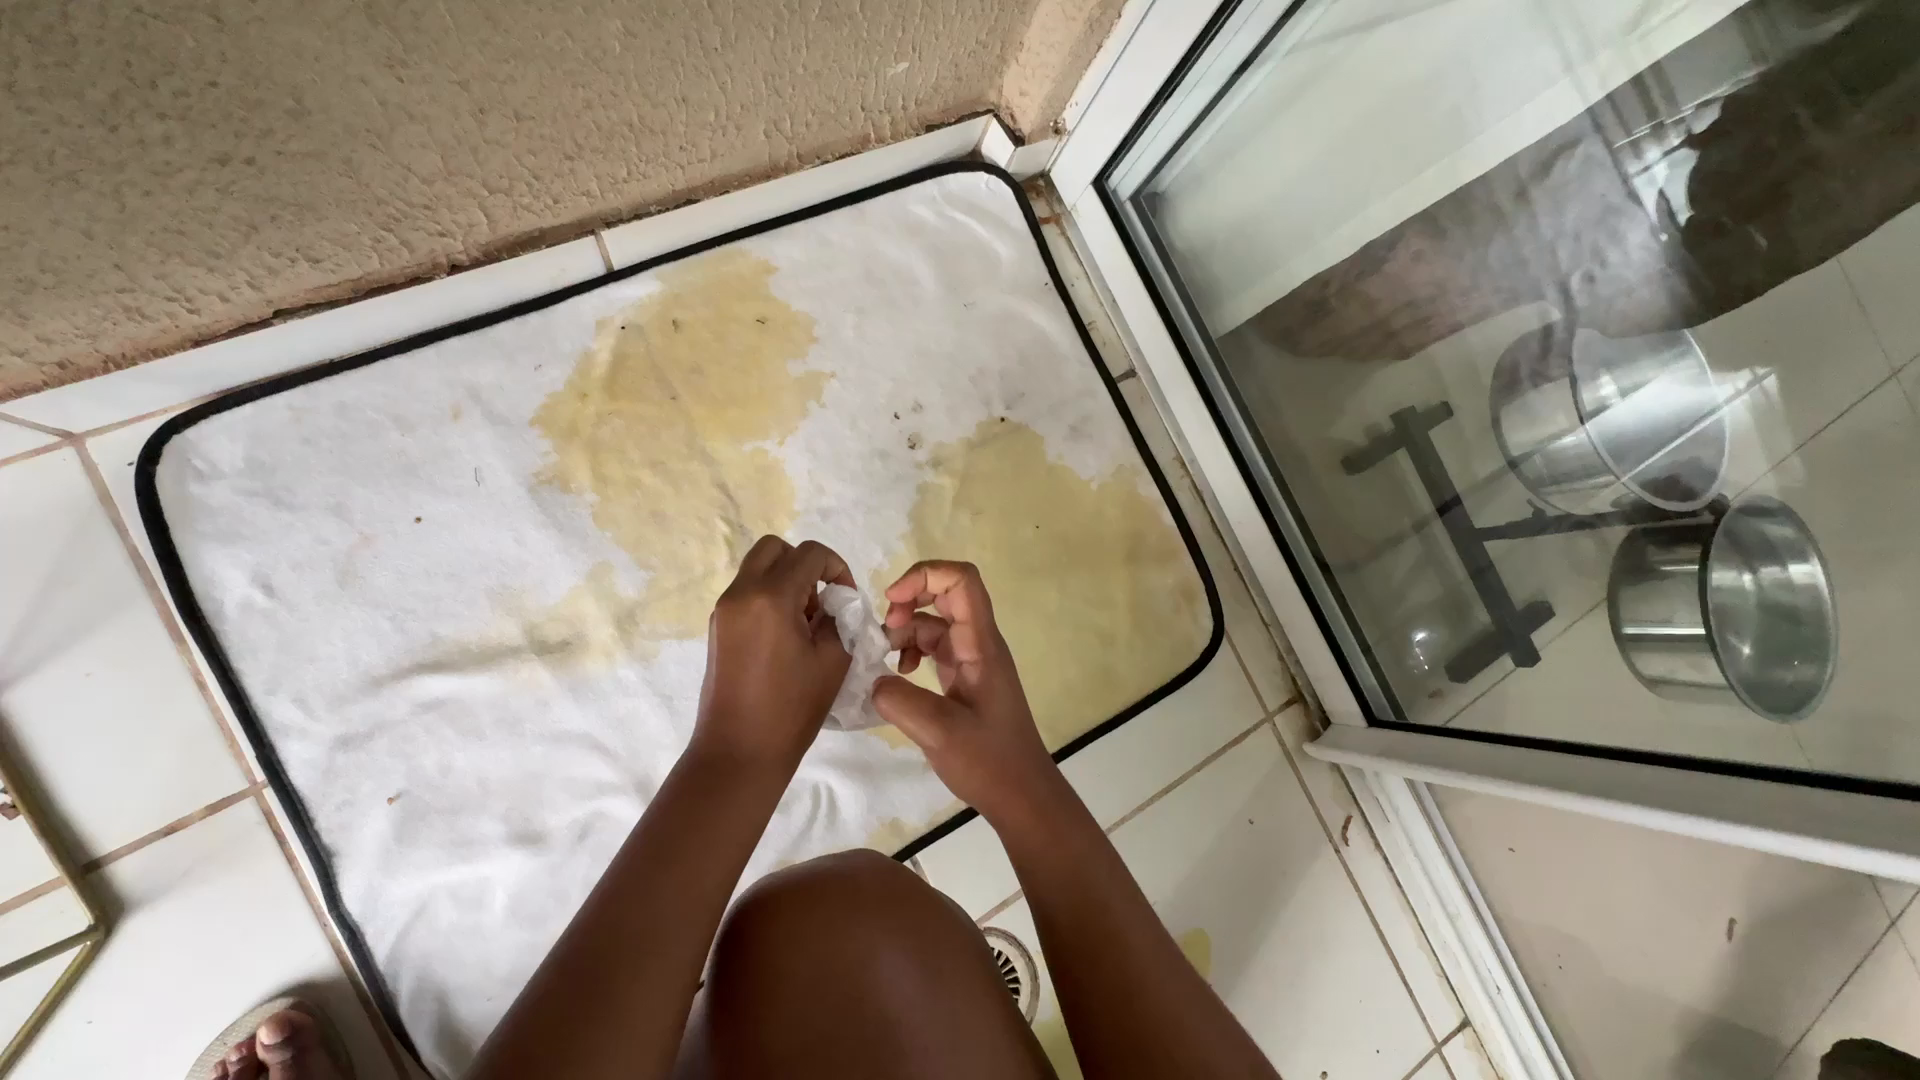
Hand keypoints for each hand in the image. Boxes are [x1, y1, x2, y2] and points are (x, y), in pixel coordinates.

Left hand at [693, 536, 853, 772]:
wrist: (739, 751)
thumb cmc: (792, 708)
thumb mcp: (833, 660)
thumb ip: (840, 621)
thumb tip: (835, 606)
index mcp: (770, 597)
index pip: (810, 554)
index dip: (837, 568)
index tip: (847, 600)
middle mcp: (741, 593)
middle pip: (775, 549)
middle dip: (805, 565)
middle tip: (822, 601)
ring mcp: (723, 610)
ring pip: (758, 569)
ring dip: (786, 581)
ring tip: (805, 623)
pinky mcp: (717, 628)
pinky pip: (746, 593)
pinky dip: (769, 598)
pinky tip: (785, 638)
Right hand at [870, 560, 1061, 822]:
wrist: (1022, 795)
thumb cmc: (989, 761)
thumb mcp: (938, 731)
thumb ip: (899, 701)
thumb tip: (873, 681)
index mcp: (981, 645)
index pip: (962, 581)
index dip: (925, 576)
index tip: (892, 602)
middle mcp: (979, 644)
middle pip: (946, 595)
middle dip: (909, 599)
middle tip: (882, 631)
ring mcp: (973, 662)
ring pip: (936, 623)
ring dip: (906, 630)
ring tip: (882, 657)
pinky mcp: (965, 680)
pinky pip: (935, 649)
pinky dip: (912, 652)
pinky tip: (898, 675)